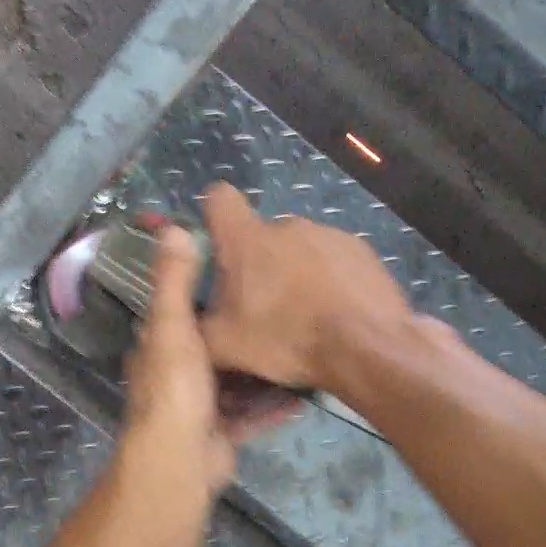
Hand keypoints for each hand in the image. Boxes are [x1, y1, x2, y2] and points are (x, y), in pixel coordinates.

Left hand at [123, 225, 299, 492]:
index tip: (243, 285)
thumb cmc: (176, 388)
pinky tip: (302, 397)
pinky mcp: (219, 436)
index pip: (180, 318)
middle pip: (215, 354)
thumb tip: (172, 229)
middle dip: (247, 342)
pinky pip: (251, 417)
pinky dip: (272, 408)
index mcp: (157, 351)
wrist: (180, 459)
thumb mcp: (175, 326)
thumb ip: (175, 281)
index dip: (207, 302)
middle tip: (287, 322)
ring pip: (236, 386)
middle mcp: (173, 379)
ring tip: (302, 357)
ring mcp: (196, 411)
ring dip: (265, 376)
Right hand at [194, 183, 413, 394]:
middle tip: (257, 306)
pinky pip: (330, 260)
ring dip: (291, 273)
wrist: (365, 347)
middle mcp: (286, 226)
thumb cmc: (284, 339)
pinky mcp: (361, 250)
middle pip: (259, 235)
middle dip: (255, 263)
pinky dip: (325, 280)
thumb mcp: (221, 345)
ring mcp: (328, 234)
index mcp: (245, 240)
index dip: (212, 214)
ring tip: (300, 315)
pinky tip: (330, 313)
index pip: (219, 199)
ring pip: (296, 250)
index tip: (215, 242)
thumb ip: (194, 322)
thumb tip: (180, 317)